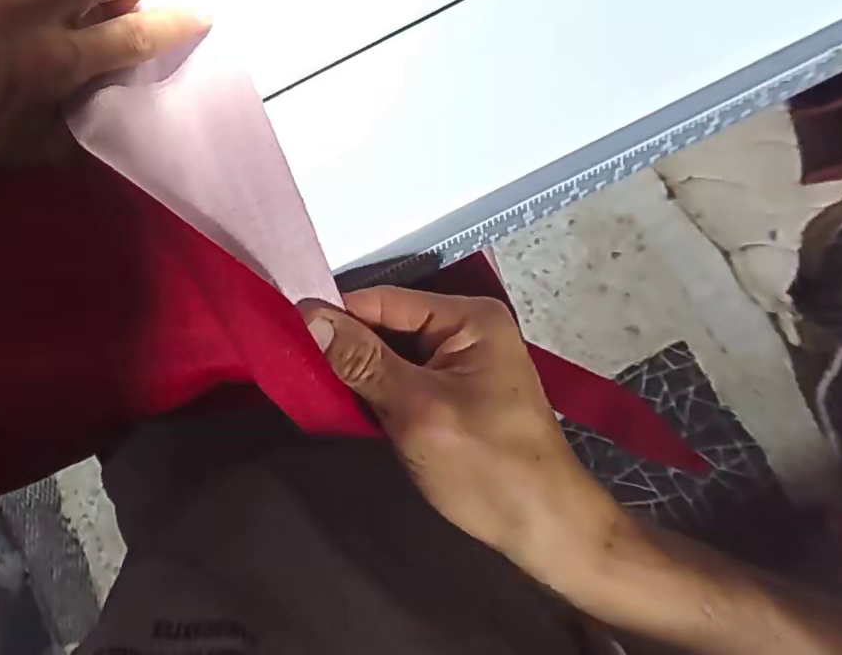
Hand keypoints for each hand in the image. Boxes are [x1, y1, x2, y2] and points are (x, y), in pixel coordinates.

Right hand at [301, 288, 629, 577]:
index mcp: (466, 318)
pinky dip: (371, 387)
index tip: (287, 330)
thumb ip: (361, 360)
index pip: (381, 301)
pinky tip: (345, 399)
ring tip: (311, 379)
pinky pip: (398, 374)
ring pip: (385, 351)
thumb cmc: (490, 470)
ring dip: (354, 368)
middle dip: (344, 345)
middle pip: (382, 324)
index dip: (335, 316)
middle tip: (295, 362)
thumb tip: (308, 315)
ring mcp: (457, 359)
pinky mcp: (449, 388)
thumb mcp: (417, 410)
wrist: (553, 540)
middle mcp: (462, 328)